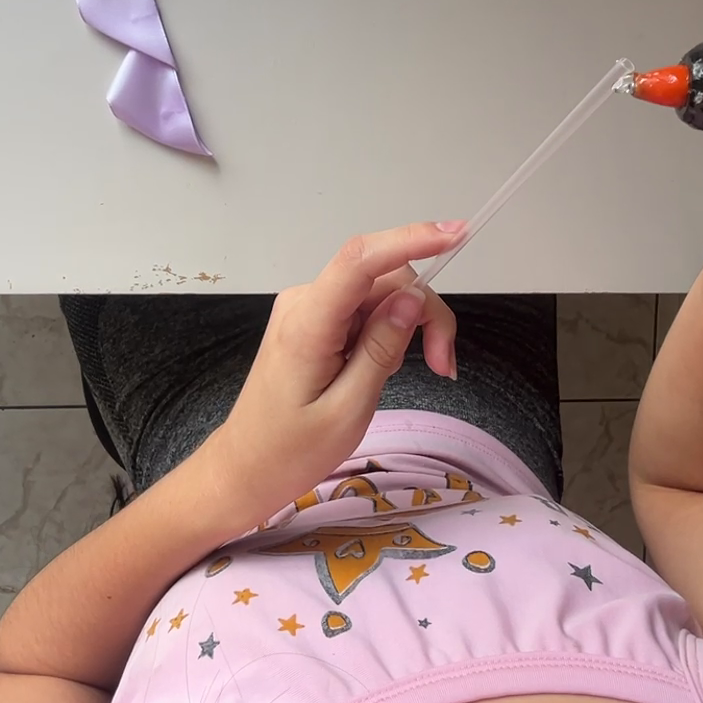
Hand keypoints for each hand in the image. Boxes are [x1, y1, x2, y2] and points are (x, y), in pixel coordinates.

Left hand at [197, 223, 462, 527]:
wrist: (246, 467)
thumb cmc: (291, 451)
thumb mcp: (348, 410)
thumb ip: (382, 349)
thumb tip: (412, 298)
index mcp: (308, 323)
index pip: (362, 261)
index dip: (412, 240)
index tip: (457, 235)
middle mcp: (305, 300)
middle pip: (383, 277)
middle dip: (424, 311)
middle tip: (444, 364)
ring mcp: (308, 306)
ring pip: (380, 292)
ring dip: (408, 326)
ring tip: (406, 374)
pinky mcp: (315, 318)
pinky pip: (364, 308)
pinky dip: (388, 331)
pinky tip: (382, 367)